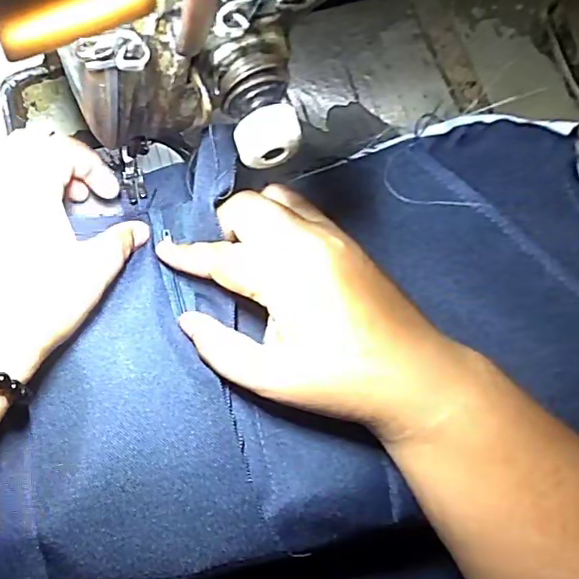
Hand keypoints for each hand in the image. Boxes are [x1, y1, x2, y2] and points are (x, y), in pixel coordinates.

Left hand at [0, 129, 148, 379]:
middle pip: (26, 147)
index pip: (63, 151)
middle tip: (79, 195)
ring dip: (29, 177)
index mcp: (29, 188)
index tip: (106, 194)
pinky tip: (5, 224)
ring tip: (51, 209)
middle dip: (59, 162)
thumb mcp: (94, 271)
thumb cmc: (35, 307)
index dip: (93, 168)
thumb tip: (135, 232)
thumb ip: (119, 243)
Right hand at [156, 186, 491, 442]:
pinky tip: (278, 250)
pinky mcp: (348, 240)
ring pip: (276, 198)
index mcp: (284, 273)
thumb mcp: (269, 378)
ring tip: (246, 253)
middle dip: (221, 227)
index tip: (164, 250)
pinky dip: (278, 217)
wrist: (413, 373)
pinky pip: (302, 207)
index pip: (221, 254)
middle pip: (247, 206)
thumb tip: (189, 321)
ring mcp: (332, 235)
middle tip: (215, 260)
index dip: (187, 254)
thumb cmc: (339, 381)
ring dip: (251, 217)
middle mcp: (307, 241)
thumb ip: (220, 347)